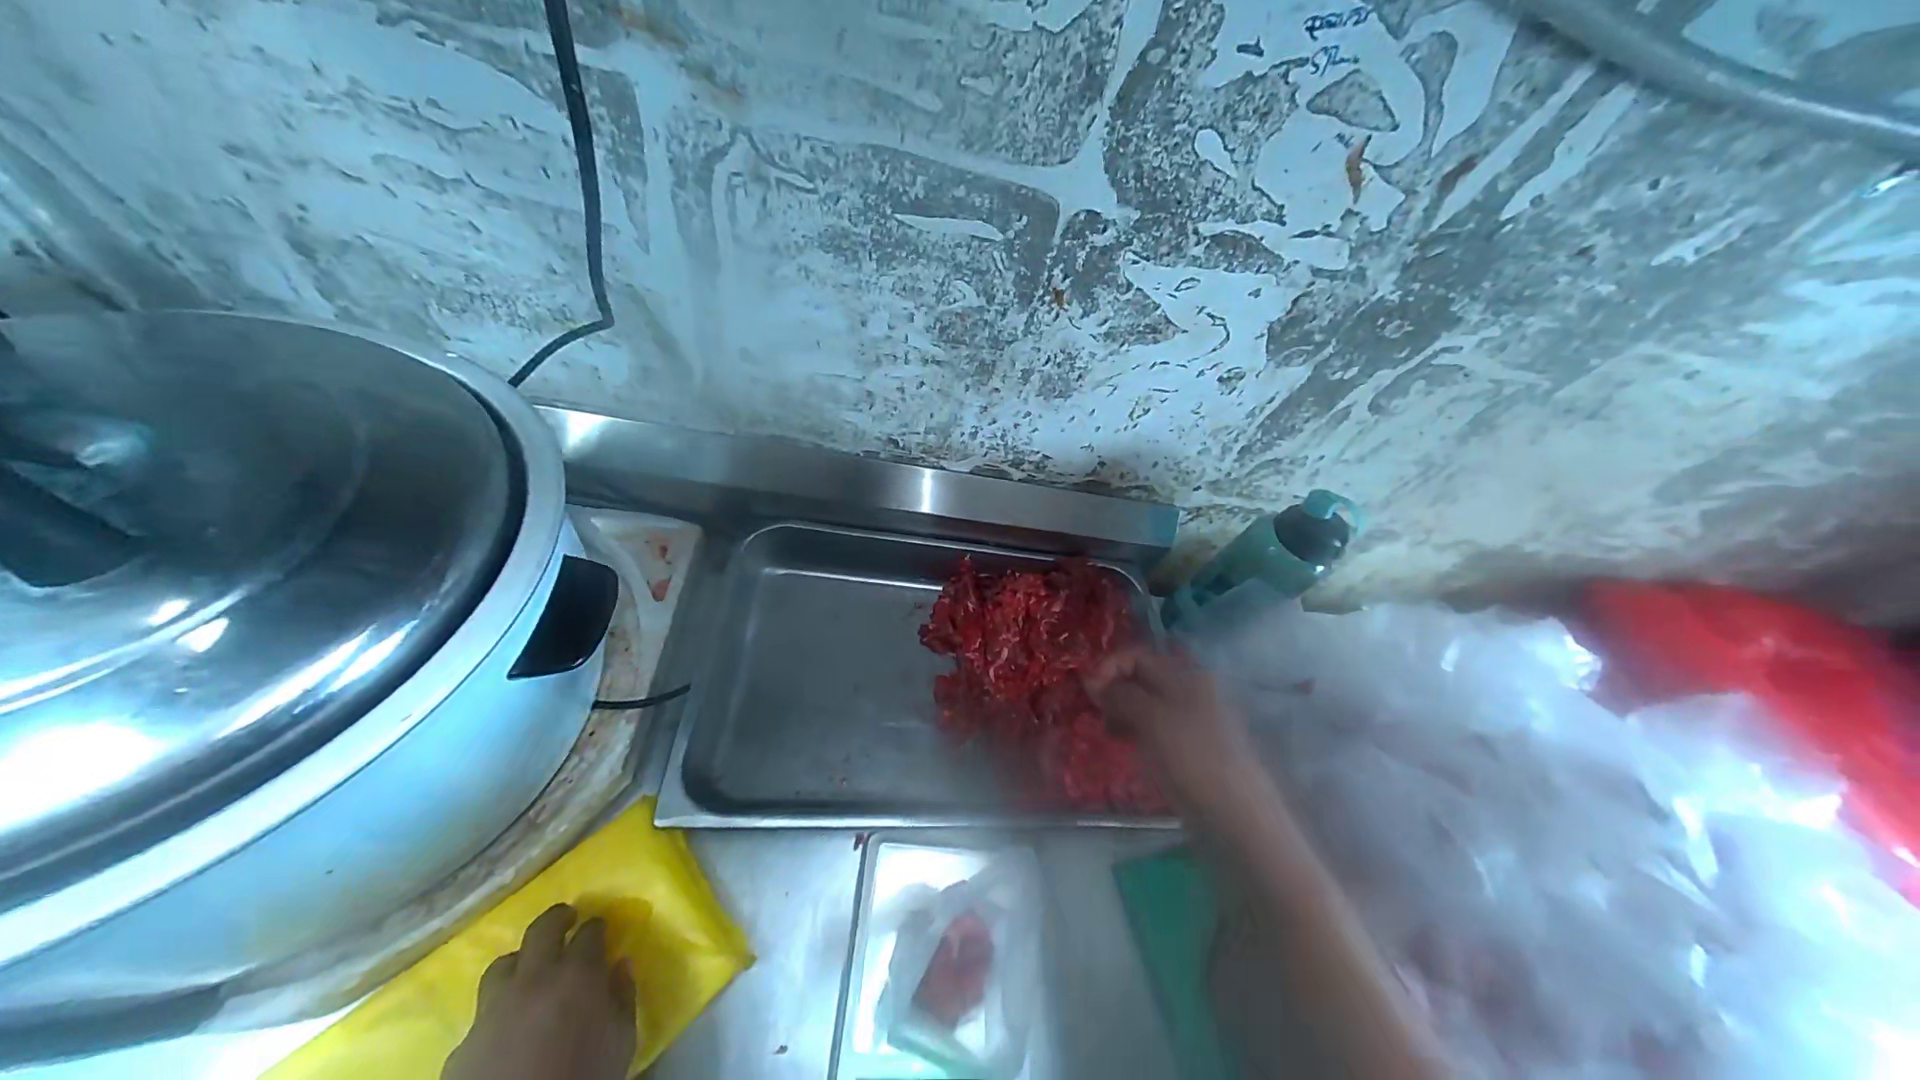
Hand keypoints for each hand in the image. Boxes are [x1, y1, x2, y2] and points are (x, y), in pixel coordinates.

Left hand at [442, 904, 638, 1079]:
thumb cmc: (583, 1079)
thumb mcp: (621, 1042)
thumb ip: (623, 998)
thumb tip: (620, 965)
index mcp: (577, 975)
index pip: (590, 932)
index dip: (597, 927)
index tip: (602, 930)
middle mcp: (533, 979)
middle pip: (542, 930)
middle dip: (558, 918)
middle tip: (568, 918)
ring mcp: (493, 1009)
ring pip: (503, 965)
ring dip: (520, 961)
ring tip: (530, 971)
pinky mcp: (464, 1044)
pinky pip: (483, 1013)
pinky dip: (499, 1010)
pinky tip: (506, 1027)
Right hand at [1086, 646, 1261, 812]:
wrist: (1234, 814)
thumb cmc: (1190, 756)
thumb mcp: (1150, 718)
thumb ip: (1120, 694)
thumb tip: (1093, 681)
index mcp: (1187, 675)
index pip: (1139, 657)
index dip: (1110, 667)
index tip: (1089, 691)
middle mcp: (1191, 691)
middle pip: (1142, 680)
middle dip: (1114, 691)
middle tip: (1097, 714)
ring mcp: (1191, 721)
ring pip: (1146, 706)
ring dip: (1122, 712)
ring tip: (1109, 733)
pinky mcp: (1188, 748)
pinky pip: (1154, 729)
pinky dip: (1136, 731)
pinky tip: (1126, 745)